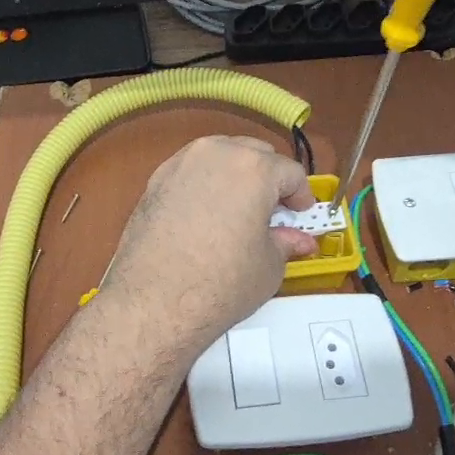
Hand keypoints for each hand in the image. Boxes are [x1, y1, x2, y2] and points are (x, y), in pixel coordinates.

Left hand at [99, 136, 317, 354]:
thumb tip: (297, 241)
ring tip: (240, 210)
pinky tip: (207, 214)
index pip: (289, 171)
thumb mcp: (267, 265)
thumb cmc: (218, 282)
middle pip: (253, 153)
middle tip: (273, 211)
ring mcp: (181, 163)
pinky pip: (191, 171)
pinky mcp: (155, 180)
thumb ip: (285, 243)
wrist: (154, 300)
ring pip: (219, 156)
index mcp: (253, 167)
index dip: (300, 194)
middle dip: (268, 178)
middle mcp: (216, 154)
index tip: (299, 212)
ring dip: (235, 175)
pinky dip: (205, 183)